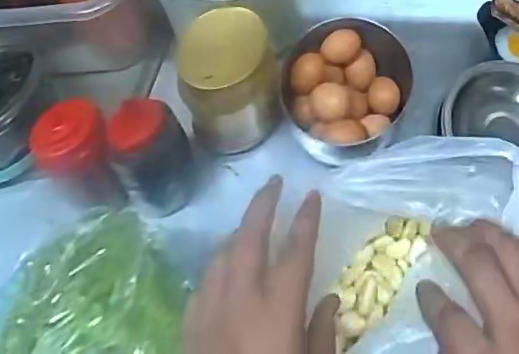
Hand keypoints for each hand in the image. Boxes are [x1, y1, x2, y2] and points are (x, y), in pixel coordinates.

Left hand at [184, 176, 338, 353]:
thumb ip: (321, 337)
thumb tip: (329, 302)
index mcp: (277, 310)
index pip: (296, 251)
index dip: (306, 219)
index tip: (312, 193)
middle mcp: (241, 301)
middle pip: (250, 237)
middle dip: (263, 204)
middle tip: (274, 181)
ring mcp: (210, 313)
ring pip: (222, 255)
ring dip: (238, 233)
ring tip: (251, 223)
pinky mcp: (188, 329)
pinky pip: (203, 284)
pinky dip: (217, 267)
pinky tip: (223, 268)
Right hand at [416, 220, 518, 353]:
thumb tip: (444, 334)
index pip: (449, 319)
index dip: (430, 299)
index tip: (423, 287)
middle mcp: (517, 328)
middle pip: (478, 266)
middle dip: (453, 242)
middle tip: (438, 231)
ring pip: (511, 252)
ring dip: (485, 232)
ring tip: (469, 226)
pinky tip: (509, 242)